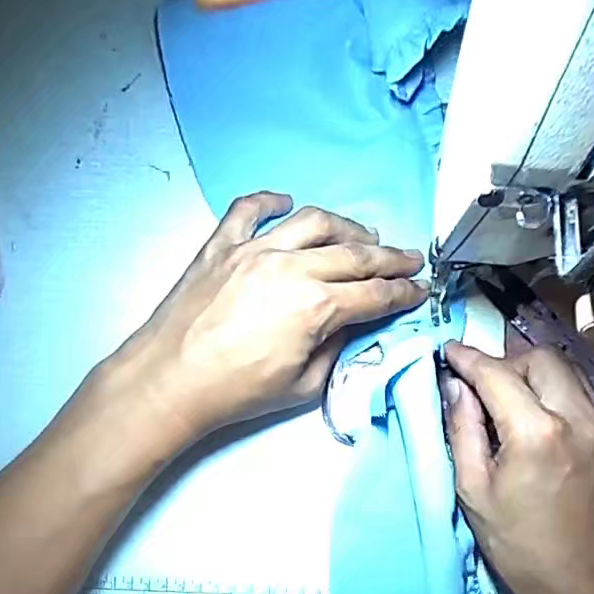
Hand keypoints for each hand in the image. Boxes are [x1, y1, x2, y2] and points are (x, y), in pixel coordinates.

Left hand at [95, 192, 427, 441]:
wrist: (171, 379)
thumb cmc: (239, 392)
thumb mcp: (304, 385)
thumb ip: (335, 348)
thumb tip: (351, 324)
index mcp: (316, 307)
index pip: (374, 294)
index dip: (403, 292)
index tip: (421, 288)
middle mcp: (291, 268)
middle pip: (354, 255)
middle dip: (390, 257)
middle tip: (411, 257)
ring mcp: (254, 249)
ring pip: (313, 222)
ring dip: (346, 226)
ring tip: (364, 233)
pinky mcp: (222, 244)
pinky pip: (250, 209)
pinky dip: (271, 201)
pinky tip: (286, 201)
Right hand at [442, 342, 593, 593]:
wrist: (583, 584)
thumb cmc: (520, 548)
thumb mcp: (474, 492)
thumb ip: (463, 430)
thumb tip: (455, 387)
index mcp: (537, 433)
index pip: (498, 374)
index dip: (468, 359)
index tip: (449, 352)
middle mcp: (577, 418)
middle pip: (540, 359)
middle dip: (505, 362)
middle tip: (480, 386)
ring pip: (565, 371)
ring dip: (532, 374)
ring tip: (506, 401)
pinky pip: (579, 394)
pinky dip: (553, 392)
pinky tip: (535, 418)